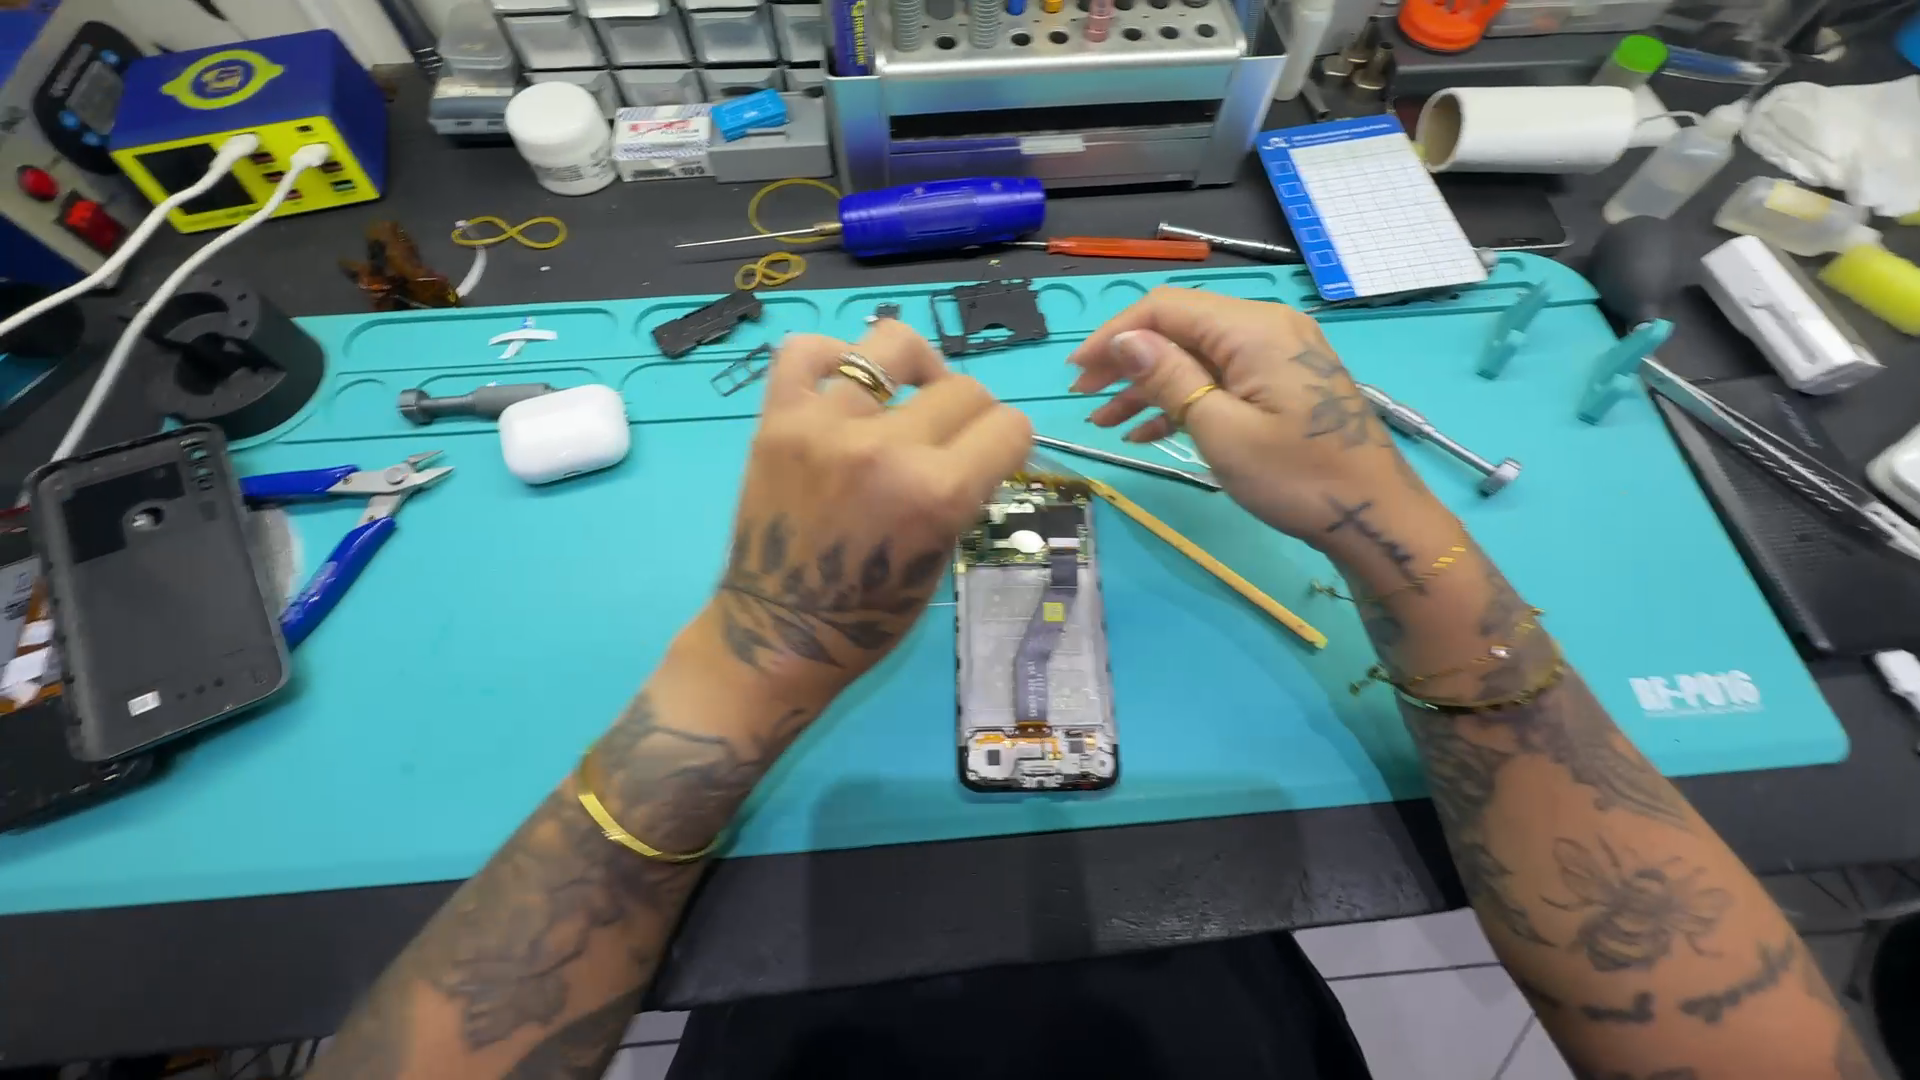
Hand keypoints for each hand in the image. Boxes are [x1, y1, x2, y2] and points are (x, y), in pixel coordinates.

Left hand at [704, 321, 1032, 704]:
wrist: (779, 632)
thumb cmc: (870, 615)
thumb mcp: (941, 556)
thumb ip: (961, 489)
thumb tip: (973, 440)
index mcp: (938, 494)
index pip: (1009, 427)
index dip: (1011, 444)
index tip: (994, 457)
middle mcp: (887, 449)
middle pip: (964, 389)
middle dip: (973, 416)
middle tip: (950, 442)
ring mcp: (825, 427)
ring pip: (894, 346)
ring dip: (917, 370)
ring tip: (908, 394)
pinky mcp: (776, 421)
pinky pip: (804, 352)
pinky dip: (831, 356)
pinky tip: (845, 382)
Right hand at [1066, 288, 1439, 547]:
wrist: (1372, 515)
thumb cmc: (1295, 477)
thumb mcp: (1221, 429)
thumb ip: (1170, 377)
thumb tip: (1124, 340)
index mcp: (1252, 329)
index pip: (1165, 309)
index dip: (1114, 334)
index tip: (1076, 370)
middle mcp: (1264, 328)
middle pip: (1178, 329)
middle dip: (1126, 360)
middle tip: (1084, 397)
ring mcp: (1274, 356)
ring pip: (1194, 357)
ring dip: (1147, 386)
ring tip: (1102, 421)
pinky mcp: (1278, 383)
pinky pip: (1218, 380)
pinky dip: (1180, 401)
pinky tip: (1144, 432)